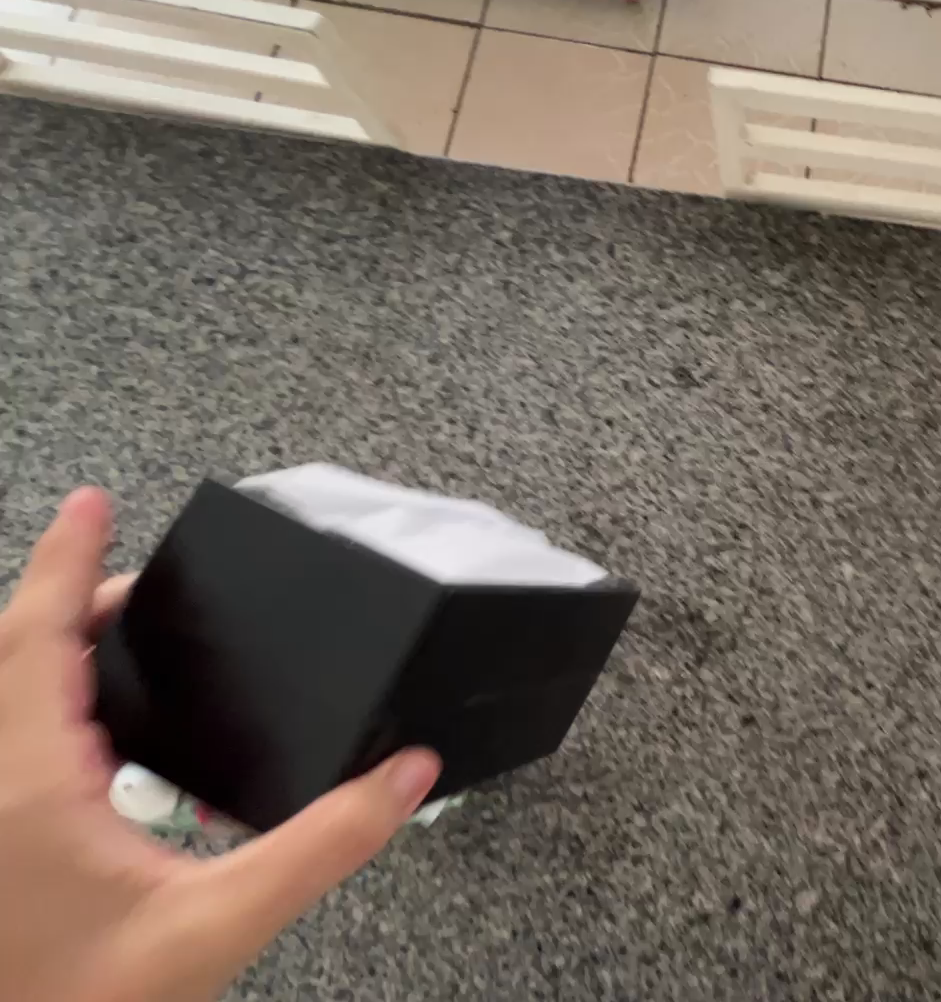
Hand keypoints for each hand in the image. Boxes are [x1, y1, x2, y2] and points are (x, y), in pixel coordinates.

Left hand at [0, 488, 441, 1001]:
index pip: (32, 646)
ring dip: (66, 646)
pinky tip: (119, 725)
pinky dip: (63, 696)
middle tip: (165, 578)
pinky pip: (29, 739)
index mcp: (27, 789)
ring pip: (16, 701)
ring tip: (140, 625)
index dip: (66, 568)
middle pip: (19, 660)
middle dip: (85, 600)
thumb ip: (327, 843)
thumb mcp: (220, 923)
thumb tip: (412, 769)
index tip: (94, 504)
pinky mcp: (6, 840)